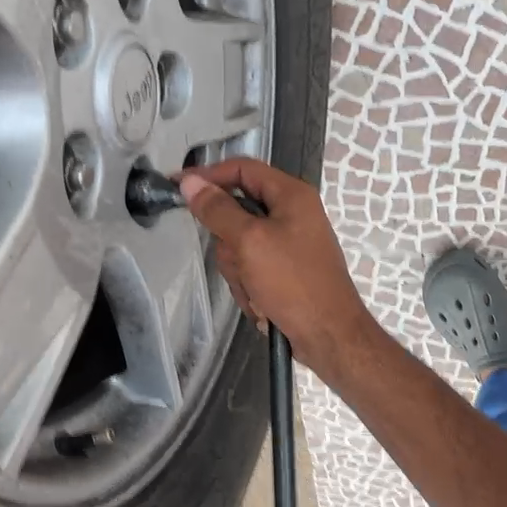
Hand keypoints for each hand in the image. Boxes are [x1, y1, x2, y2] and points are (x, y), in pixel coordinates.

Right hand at [180, 159, 377, 377]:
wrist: (328, 336)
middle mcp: (292, 215)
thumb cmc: (294, 283)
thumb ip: (218, 210)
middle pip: (236, 213)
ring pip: (239, 247)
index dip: (209, 175)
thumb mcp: (250, 242)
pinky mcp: (285, 272)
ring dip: (240, 273)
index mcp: (292, 195)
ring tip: (256, 291)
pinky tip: (262, 305)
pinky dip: (250, 287)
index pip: (242, 169)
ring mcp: (289, 245)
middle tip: (241, 263)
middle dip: (229, 244)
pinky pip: (251, 270)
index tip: (178, 187)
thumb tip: (190, 182)